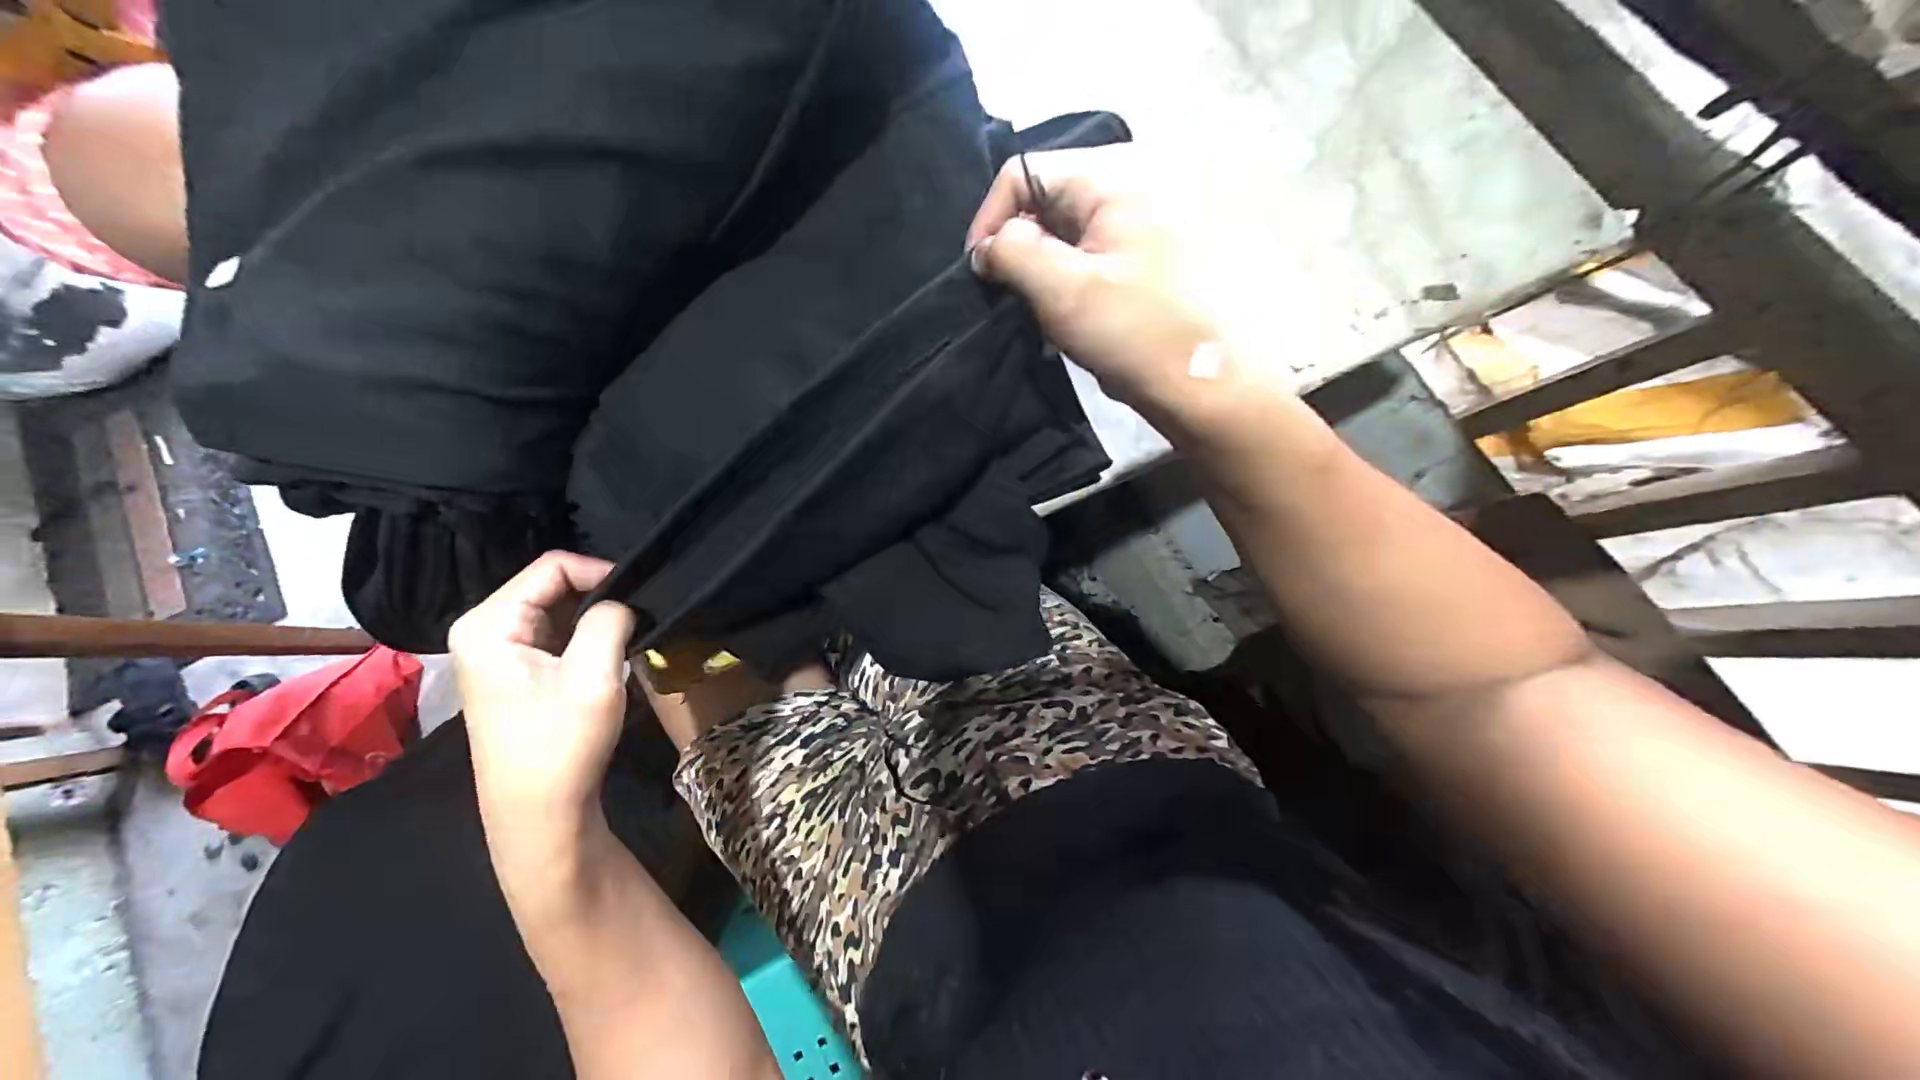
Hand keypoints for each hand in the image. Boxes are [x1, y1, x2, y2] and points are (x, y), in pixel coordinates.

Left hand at [449, 552, 634, 847]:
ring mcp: (498, 649)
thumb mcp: (594, 676)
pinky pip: (556, 630)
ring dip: (596, 616)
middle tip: (638, 617)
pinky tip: (608, 653)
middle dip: (599, 594)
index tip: (641, 595)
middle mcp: (484, 628)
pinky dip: (587, 634)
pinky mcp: (517, 668)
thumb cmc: (560, 745)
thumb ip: (609, 621)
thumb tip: (624, 599)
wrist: (540, 814)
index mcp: (488, 623)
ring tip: (629, 634)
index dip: (602, 571)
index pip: (552, 566)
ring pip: (558, 606)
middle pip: (551, 582)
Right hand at [967, 145, 1284, 423]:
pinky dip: (1084, 280)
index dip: (991, 220)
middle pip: (1054, 200)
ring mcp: (1160, 216)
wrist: (1221, 389)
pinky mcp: (1168, 253)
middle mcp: (1144, 178)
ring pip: (1078, 231)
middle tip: (1018, 300)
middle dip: (1026, 248)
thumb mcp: (1064, 292)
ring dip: (1054, 271)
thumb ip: (1013, 255)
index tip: (982, 274)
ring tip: (1053, 315)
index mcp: (1122, 172)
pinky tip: (1085, 318)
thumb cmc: (1142, 334)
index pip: (1026, 172)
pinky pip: (1106, 252)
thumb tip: (989, 246)